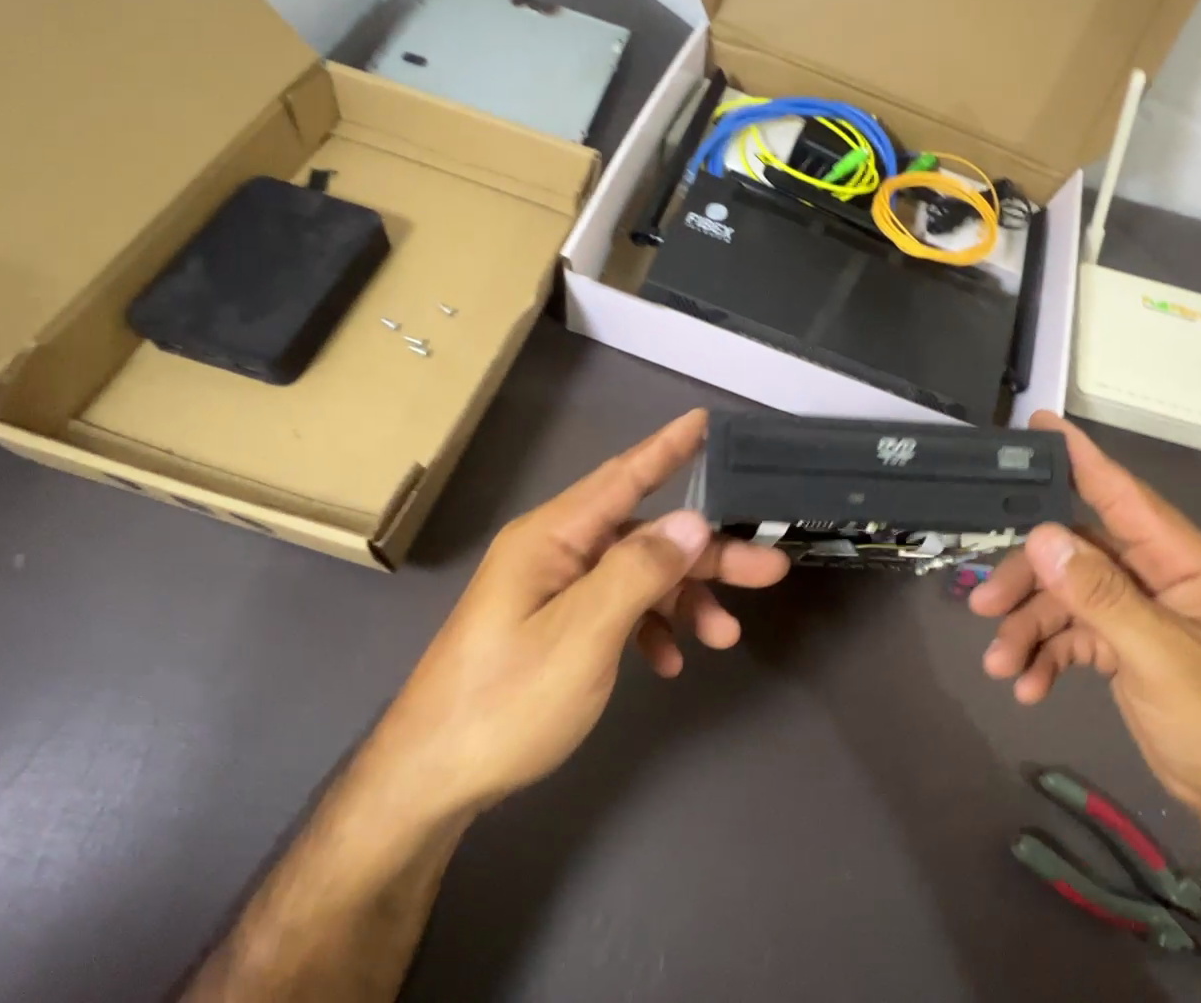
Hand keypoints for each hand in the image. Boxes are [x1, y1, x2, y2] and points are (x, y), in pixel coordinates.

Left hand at [365, 410, 788, 817]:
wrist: (431, 778)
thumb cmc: (504, 702)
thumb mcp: (581, 636)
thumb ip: (638, 572)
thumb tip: (691, 521)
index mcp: (551, 540)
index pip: (621, 478)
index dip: (667, 449)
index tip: (707, 422)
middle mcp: (553, 556)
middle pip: (643, 536)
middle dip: (705, 554)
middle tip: (768, 570)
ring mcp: (552, 594)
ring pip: (636, 578)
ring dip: (683, 601)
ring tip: (723, 637)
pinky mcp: (554, 629)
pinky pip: (616, 612)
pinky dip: (649, 630)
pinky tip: (668, 663)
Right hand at [970, 412, 1200, 828]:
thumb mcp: (1161, 658)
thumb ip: (1100, 595)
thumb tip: (1043, 535)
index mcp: (1185, 563)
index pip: (1125, 496)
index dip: (1080, 459)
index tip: (1039, 423)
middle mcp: (1160, 578)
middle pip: (1077, 554)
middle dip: (1029, 579)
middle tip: (983, 605)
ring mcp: (1142, 614)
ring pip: (1067, 599)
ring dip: (1029, 628)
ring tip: (1000, 666)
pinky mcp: (1126, 649)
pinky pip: (1074, 637)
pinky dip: (1047, 657)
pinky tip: (1029, 688)